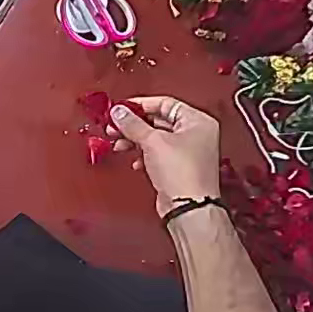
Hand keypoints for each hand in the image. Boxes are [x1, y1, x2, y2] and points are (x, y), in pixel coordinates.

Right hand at [108, 96, 222, 216]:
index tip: (122, 109)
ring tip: (119, 143)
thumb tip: (119, 112)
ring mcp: (188, 151)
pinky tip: (134, 160)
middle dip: (134, 124)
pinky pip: (157, 154)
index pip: (165, 103)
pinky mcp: (178, 167)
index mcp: (197, 121)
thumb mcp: (153, 141)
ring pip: (155, 138)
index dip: (141, 105)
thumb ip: (133, 124)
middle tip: (115, 126)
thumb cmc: (184, 175)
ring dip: (135, 140)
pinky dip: (143, 154)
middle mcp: (195, 134)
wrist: (188, 208)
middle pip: (159, 120)